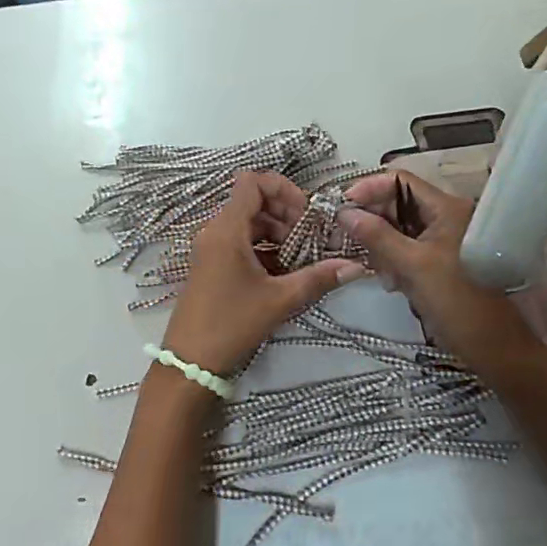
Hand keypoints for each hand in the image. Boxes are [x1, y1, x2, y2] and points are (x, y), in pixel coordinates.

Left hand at [162, 171, 366, 377]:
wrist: (190, 363)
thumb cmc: (232, 324)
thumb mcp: (279, 300)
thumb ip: (318, 278)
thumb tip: (355, 266)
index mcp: (226, 230)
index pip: (252, 182)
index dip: (283, 188)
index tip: (305, 214)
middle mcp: (215, 232)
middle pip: (253, 202)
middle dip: (285, 214)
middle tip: (309, 239)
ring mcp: (211, 250)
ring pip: (248, 224)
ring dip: (277, 233)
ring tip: (300, 258)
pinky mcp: (211, 267)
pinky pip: (240, 244)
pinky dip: (264, 249)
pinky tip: (284, 273)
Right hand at [339, 172, 534, 362]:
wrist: (494, 347)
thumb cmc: (458, 302)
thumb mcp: (413, 266)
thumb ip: (378, 237)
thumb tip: (344, 213)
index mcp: (448, 208)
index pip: (400, 181)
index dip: (368, 189)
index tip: (342, 208)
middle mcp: (448, 217)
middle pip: (399, 204)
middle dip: (373, 221)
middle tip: (350, 242)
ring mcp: (446, 240)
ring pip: (402, 230)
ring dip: (383, 246)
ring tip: (377, 270)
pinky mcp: (442, 262)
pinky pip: (410, 251)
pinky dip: (396, 261)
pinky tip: (391, 282)